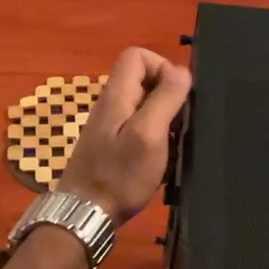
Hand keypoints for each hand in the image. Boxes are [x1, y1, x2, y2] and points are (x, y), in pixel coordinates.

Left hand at [55, 47, 191, 222]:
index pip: (137, 55)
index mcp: (116, 94)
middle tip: (179, 124)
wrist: (87, 213)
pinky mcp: (111, 145)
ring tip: (173, 145)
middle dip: (167, 95)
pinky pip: (139, 127)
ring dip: (164, 119)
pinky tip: (161, 160)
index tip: (178, 95)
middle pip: (142, 79)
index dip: (162, 66)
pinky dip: (154, 137)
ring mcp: (109, 125)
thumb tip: (182, 71)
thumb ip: (165, 99)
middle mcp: (110, 104)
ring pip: (143, 105)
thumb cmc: (120, 175)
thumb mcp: (149, 134)